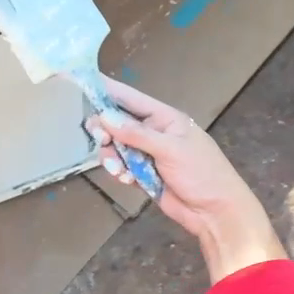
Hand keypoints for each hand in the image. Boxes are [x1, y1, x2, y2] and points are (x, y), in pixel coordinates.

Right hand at [87, 77, 287, 282]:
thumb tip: (103, 116)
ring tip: (120, 170)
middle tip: (101, 140)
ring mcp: (146, 152)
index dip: (102, 87)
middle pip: (114, 121)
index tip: (76, 78)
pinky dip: (119, 171)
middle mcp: (151, 131)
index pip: (127, 96)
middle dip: (104, 130)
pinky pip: (119, 164)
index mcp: (163, 117)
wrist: (217, 214)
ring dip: (111, 156)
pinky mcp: (142, 172)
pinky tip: (128, 180)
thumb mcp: (170, 150)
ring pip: (113, 145)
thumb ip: (136, 133)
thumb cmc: (202, 174)